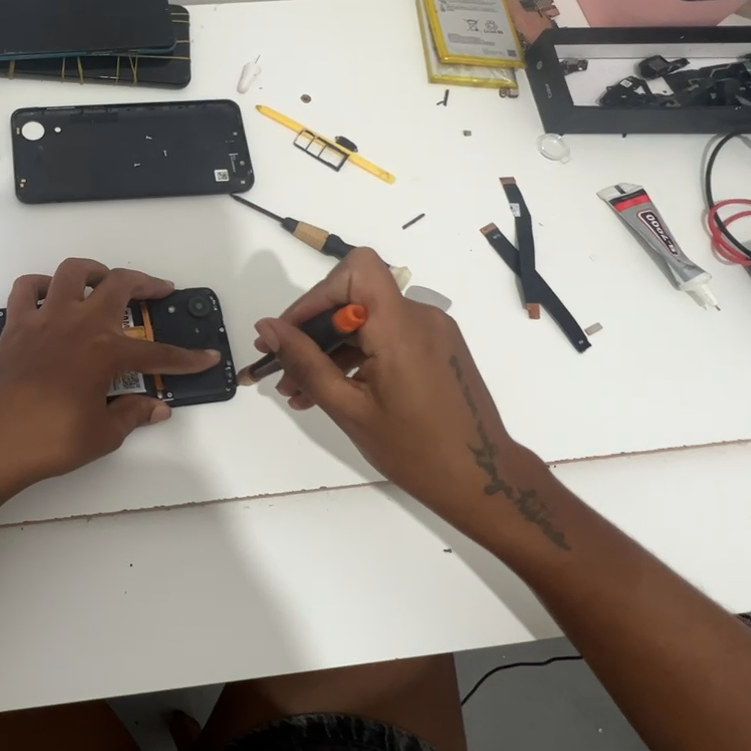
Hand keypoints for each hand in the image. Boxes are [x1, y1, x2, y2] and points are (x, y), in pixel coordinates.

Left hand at [0, 258, 221, 502]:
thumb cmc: (49, 443)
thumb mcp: (101, 435)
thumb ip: (132, 414)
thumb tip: (158, 407)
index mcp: (104, 352)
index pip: (156, 352)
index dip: (185, 358)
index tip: (206, 357)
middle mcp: (77, 324)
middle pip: (118, 286)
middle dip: (146, 284)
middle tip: (160, 291)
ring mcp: (42, 320)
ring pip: (71, 272)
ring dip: (94, 270)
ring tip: (105, 281)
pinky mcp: (14, 326)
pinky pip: (25, 289)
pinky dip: (40, 285)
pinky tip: (50, 297)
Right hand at [253, 248, 533, 521]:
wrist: (482, 480)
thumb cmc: (414, 450)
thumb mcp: (347, 408)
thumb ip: (304, 362)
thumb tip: (267, 328)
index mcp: (401, 328)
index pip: (358, 269)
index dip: (318, 293)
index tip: (292, 332)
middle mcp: (421, 317)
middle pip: (354, 297)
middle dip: (311, 330)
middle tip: (281, 369)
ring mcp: (432, 332)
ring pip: (365, 321)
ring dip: (328, 349)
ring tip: (299, 392)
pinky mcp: (435, 347)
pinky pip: (384, 337)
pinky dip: (355, 356)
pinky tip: (331, 390)